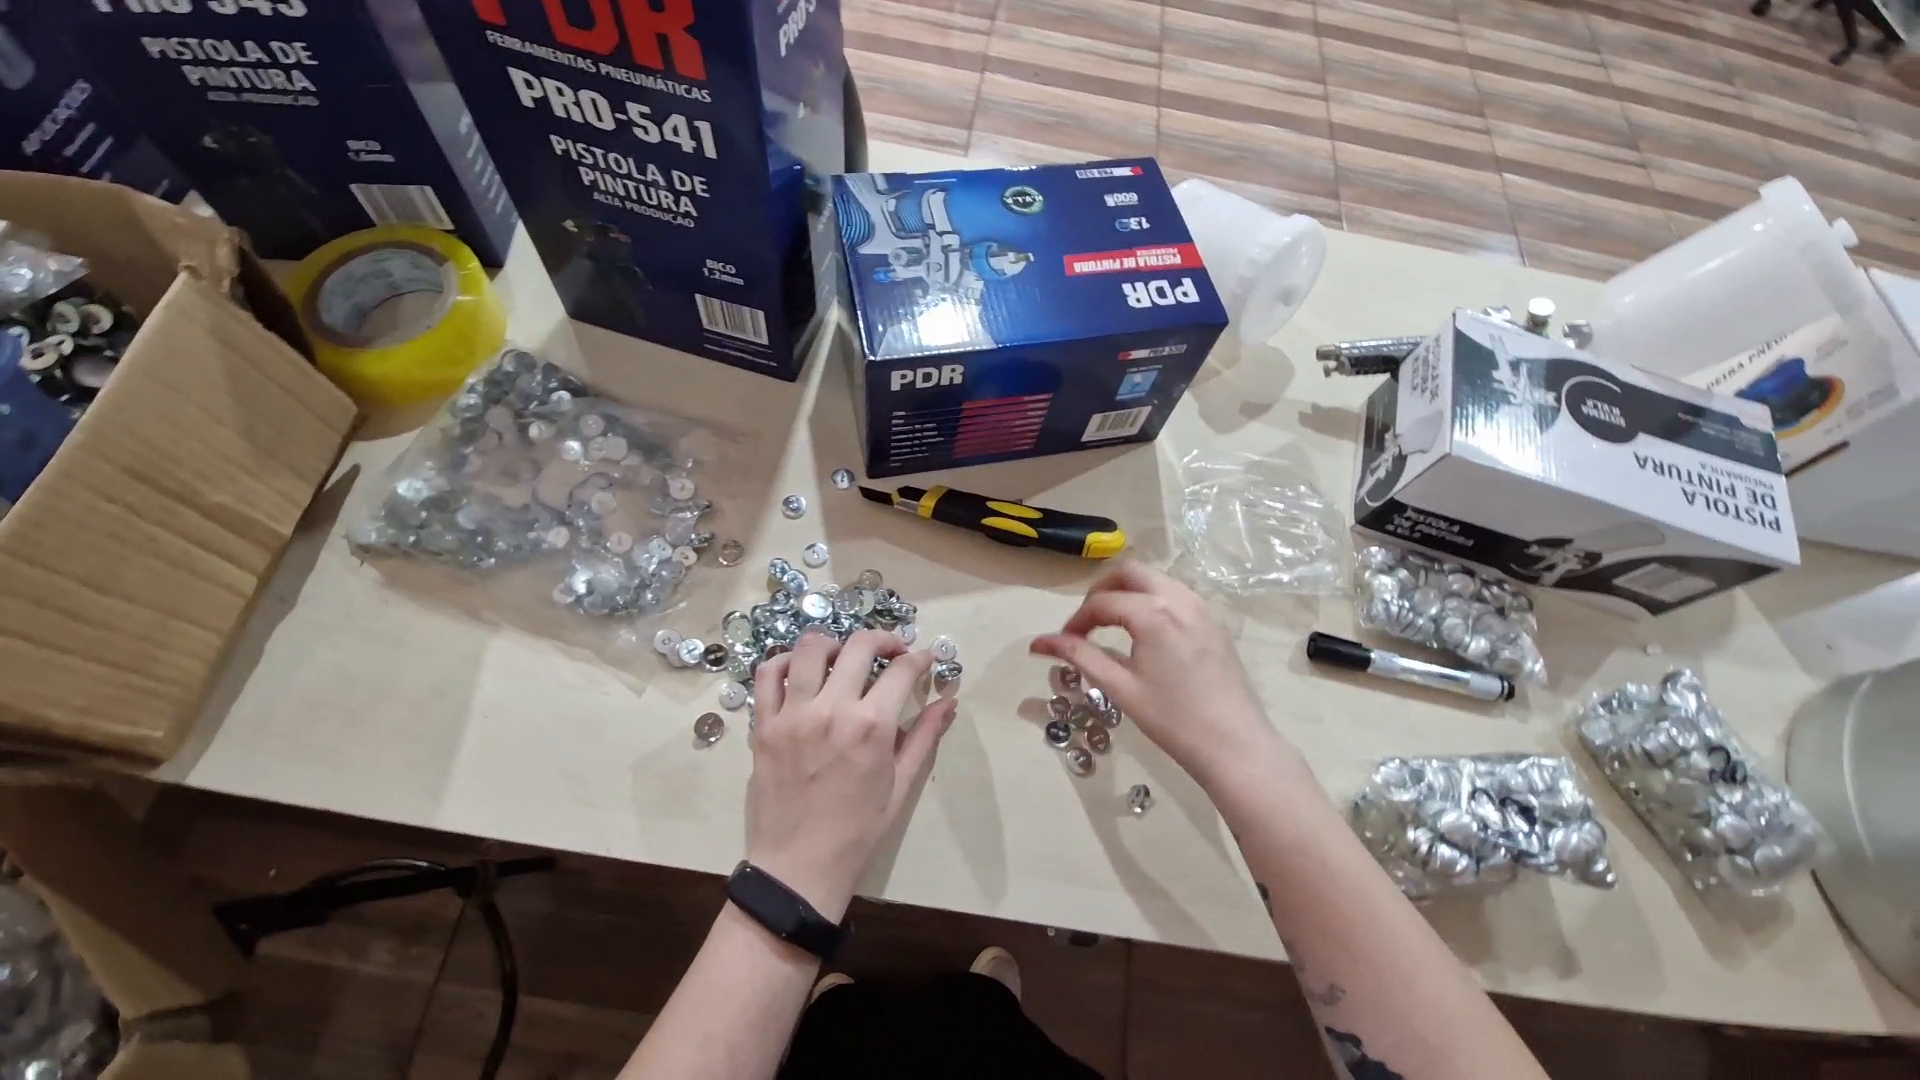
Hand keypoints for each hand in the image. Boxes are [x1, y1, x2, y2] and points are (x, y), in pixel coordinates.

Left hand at [745, 629, 957, 922]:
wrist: (799, 866)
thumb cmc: (857, 830)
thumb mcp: (900, 785)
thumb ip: (924, 736)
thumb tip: (949, 702)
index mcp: (872, 726)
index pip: (901, 670)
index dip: (920, 658)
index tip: (925, 658)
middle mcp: (832, 710)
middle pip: (859, 646)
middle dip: (883, 640)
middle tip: (891, 651)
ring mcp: (793, 714)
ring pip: (810, 648)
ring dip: (834, 643)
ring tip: (844, 657)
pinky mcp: (763, 725)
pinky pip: (768, 674)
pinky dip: (785, 660)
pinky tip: (801, 669)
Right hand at [1031, 562, 1280, 784]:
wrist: (1234, 744)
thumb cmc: (1173, 720)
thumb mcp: (1119, 687)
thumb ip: (1080, 656)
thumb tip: (1038, 642)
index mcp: (1153, 613)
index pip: (1101, 602)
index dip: (1076, 620)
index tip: (1064, 642)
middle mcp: (1179, 599)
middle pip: (1130, 573)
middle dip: (1101, 591)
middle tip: (1086, 621)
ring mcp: (1201, 608)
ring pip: (1156, 579)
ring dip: (1129, 592)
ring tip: (1112, 624)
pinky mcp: (1214, 622)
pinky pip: (1177, 594)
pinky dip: (1153, 600)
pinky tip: (1146, 633)